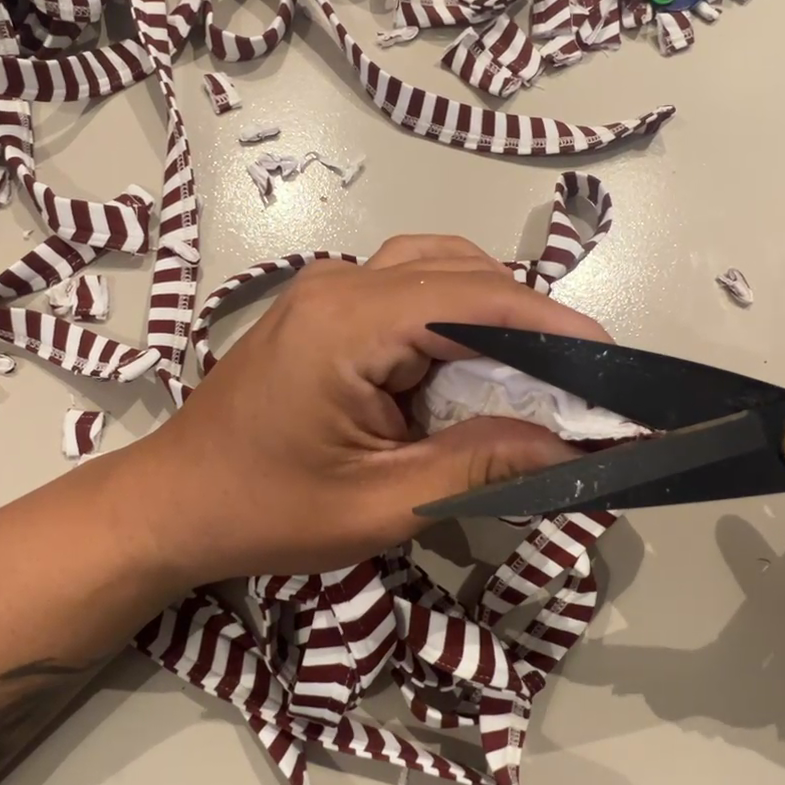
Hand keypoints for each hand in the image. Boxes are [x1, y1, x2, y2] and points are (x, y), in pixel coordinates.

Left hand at [120, 235, 608, 586]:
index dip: (551, 326)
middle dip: (525, 324)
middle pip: (459, 273)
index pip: (474, 298)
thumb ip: (478, 463)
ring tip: (528, 380)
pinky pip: (406, 292)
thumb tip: (570, 444)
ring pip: (436, 272)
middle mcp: (338, 283)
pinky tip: (467, 371)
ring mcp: (324, 289)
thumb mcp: (381, 502)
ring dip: (489, 317)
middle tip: (573, 386)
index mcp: (347, 322)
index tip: (610, 364)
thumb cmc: (265, 512)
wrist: (174, 504)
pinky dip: (451, 322)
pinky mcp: (321, 309)